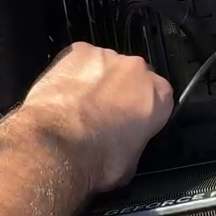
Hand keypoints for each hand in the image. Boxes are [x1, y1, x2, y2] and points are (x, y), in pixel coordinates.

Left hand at [6, 43, 171, 192]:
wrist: (57, 148)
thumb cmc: (97, 158)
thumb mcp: (130, 164)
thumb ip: (135, 142)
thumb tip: (126, 145)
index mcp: (158, 95)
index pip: (158, 97)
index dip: (143, 110)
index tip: (131, 121)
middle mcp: (137, 69)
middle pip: (132, 75)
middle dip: (119, 91)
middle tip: (101, 115)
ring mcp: (107, 57)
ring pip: (104, 66)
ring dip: (95, 81)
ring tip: (77, 108)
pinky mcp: (78, 52)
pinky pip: (77, 59)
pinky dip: (71, 73)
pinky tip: (61, 95)